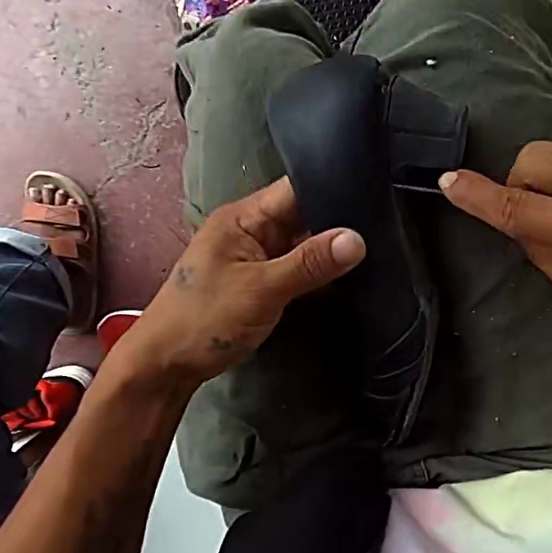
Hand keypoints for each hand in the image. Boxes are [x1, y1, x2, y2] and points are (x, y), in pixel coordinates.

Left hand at [118, 177, 364, 384]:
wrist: (165, 364)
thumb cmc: (205, 319)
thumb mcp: (262, 290)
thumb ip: (310, 263)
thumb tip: (358, 239)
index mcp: (244, 218)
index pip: (296, 189)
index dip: (334, 187)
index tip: (376, 195)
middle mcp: (252, 230)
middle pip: (304, 215)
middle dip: (339, 221)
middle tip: (386, 226)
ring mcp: (256, 258)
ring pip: (303, 245)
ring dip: (331, 251)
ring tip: (380, 247)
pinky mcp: (261, 283)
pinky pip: (297, 269)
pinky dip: (319, 274)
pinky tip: (352, 276)